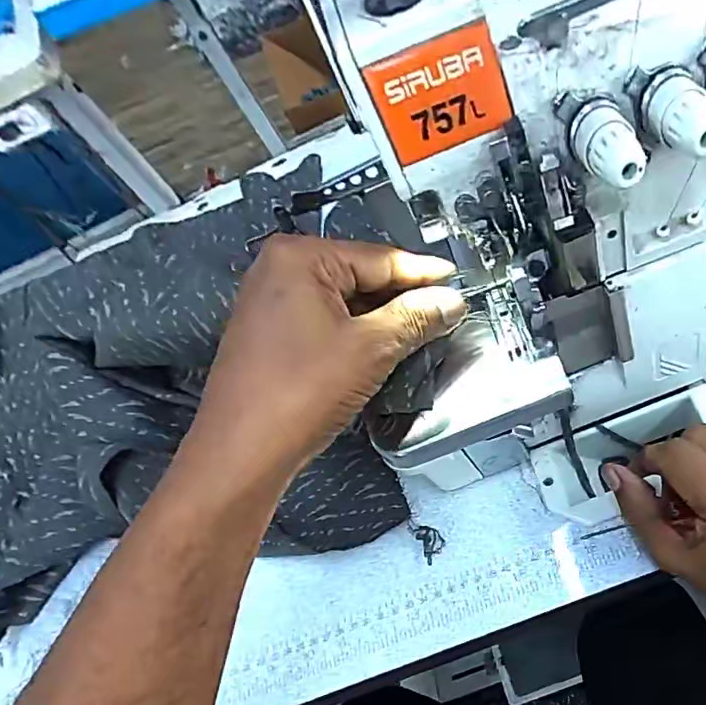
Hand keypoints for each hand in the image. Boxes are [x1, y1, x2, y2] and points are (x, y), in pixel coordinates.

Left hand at [179, 236, 466, 493]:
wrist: (247, 447)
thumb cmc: (297, 392)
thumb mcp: (372, 348)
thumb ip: (416, 318)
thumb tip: (450, 302)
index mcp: (299, 258)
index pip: (381, 257)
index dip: (425, 274)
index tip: (457, 283)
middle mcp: (281, 271)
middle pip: (364, 277)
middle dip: (406, 299)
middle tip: (448, 315)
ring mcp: (276, 303)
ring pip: (350, 302)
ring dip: (387, 320)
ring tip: (424, 335)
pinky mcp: (278, 335)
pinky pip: (333, 322)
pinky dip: (363, 334)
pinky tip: (387, 351)